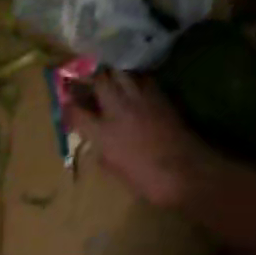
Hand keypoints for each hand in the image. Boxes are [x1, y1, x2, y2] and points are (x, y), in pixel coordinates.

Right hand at [66, 70, 224, 208]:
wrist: (189, 173)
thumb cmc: (153, 182)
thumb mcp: (122, 176)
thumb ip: (105, 157)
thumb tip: (97, 148)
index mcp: (103, 133)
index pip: (75, 112)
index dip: (68, 107)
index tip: (66, 105)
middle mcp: (116, 109)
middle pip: (96, 81)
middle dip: (89, 78)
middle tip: (87, 82)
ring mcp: (137, 99)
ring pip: (118, 73)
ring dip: (111, 74)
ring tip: (110, 78)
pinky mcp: (156, 96)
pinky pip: (140, 78)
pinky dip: (134, 79)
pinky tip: (135, 85)